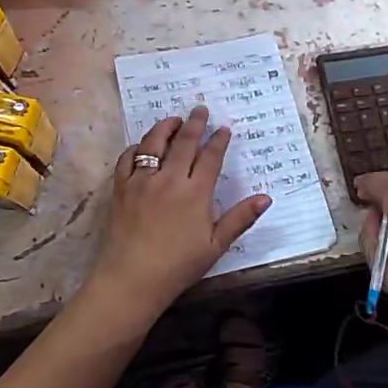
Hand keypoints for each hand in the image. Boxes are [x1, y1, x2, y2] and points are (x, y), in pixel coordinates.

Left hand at [90, 107, 270, 312]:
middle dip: (194, 123)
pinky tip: (142, 146)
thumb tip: (265, 198)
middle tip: (200, 110)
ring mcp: (141, 181)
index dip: (218, 140)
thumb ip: (240, 219)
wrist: (132, 278)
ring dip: (165, 128)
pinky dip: (136, 148)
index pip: (210, 157)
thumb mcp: (215, 245)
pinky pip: (127, 158)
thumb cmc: (178, 265)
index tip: (223, 128)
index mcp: (195, 193)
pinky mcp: (121, 188)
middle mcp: (168, 179)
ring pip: (153, 143)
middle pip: (183, 142)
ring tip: (173, 119)